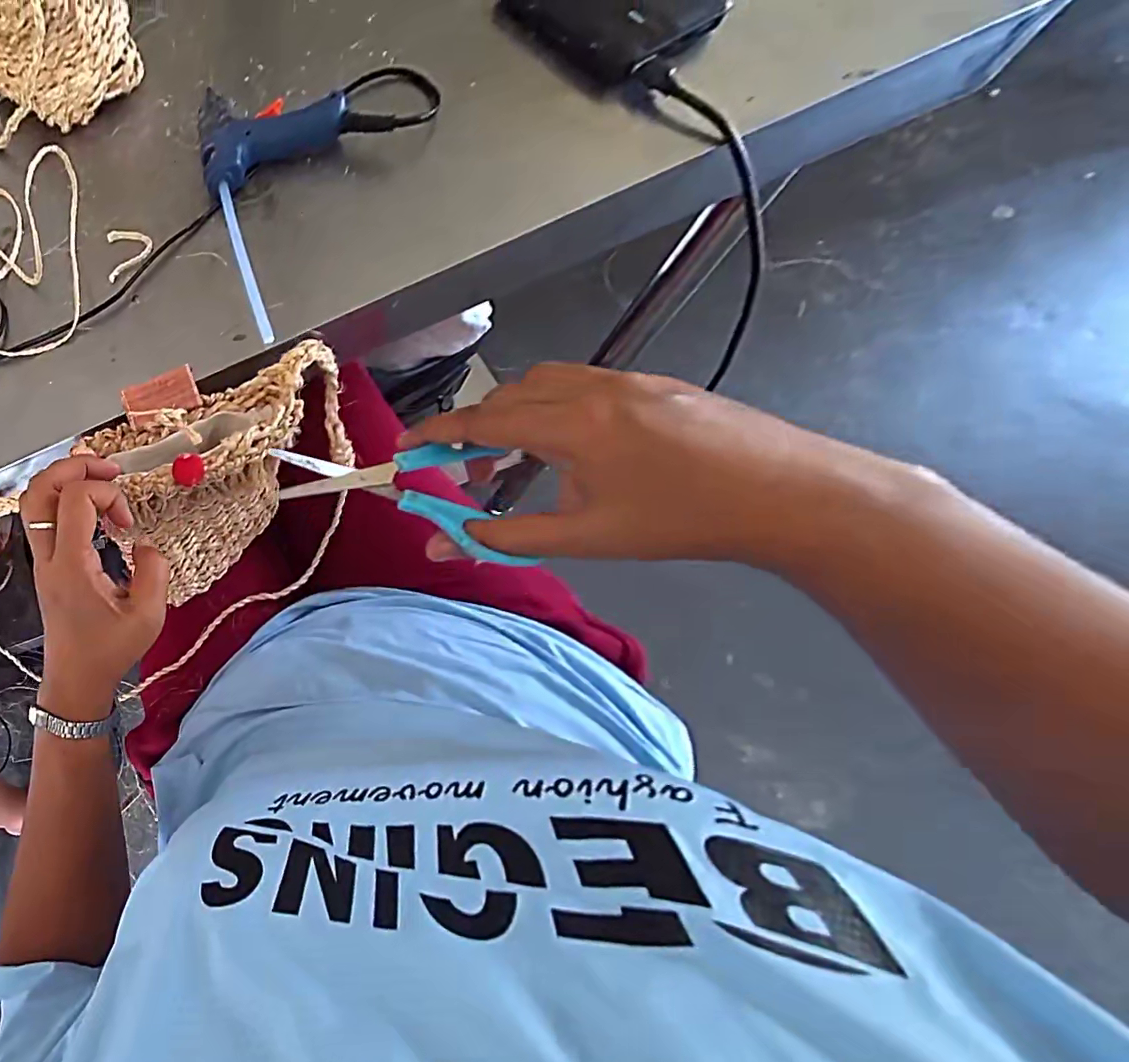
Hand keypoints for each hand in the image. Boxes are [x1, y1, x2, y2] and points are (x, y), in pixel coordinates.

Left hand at [20, 456, 168, 718]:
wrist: (75, 680)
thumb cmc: (109, 652)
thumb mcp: (148, 615)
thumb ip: (154, 570)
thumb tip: (144, 543)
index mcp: (70, 565)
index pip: (75, 498)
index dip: (107, 495)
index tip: (127, 522)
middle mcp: (47, 557)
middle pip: (40, 488)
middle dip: (75, 467)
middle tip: (109, 471)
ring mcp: (41, 560)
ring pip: (34, 499)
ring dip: (65, 481)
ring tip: (100, 482)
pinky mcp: (44, 565)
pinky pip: (43, 517)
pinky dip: (64, 500)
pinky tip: (93, 511)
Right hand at [403, 363, 925, 566]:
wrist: (793, 495)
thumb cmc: (682, 521)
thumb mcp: (584, 537)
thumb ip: (504, 537)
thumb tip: (445, 543)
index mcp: (573, 425)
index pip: (482, 419)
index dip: (436, 431)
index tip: (406, 445)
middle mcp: (593, 390)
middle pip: (507, 395)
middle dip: (473, 427)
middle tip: (463, 469)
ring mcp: (626, 381)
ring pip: (542, 383)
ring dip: (511, 414)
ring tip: (510, 459)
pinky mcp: (650, 385)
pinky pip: (577, 384)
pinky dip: (547, 408)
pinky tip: (563, 446)